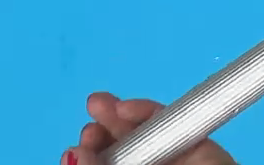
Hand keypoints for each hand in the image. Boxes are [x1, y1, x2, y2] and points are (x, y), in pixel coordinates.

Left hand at [63, 92, 234, 164]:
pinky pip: (165, 119)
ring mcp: (167, 158)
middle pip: (120, 150)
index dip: (87, 158)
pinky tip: (123, 107)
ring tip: (98, 104)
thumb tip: (71, 155)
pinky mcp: (192, 140)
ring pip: (140, 131)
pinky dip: (144, 110)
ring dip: (116, 117)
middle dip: (100, 136)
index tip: (72, 150)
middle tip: (88, 131)